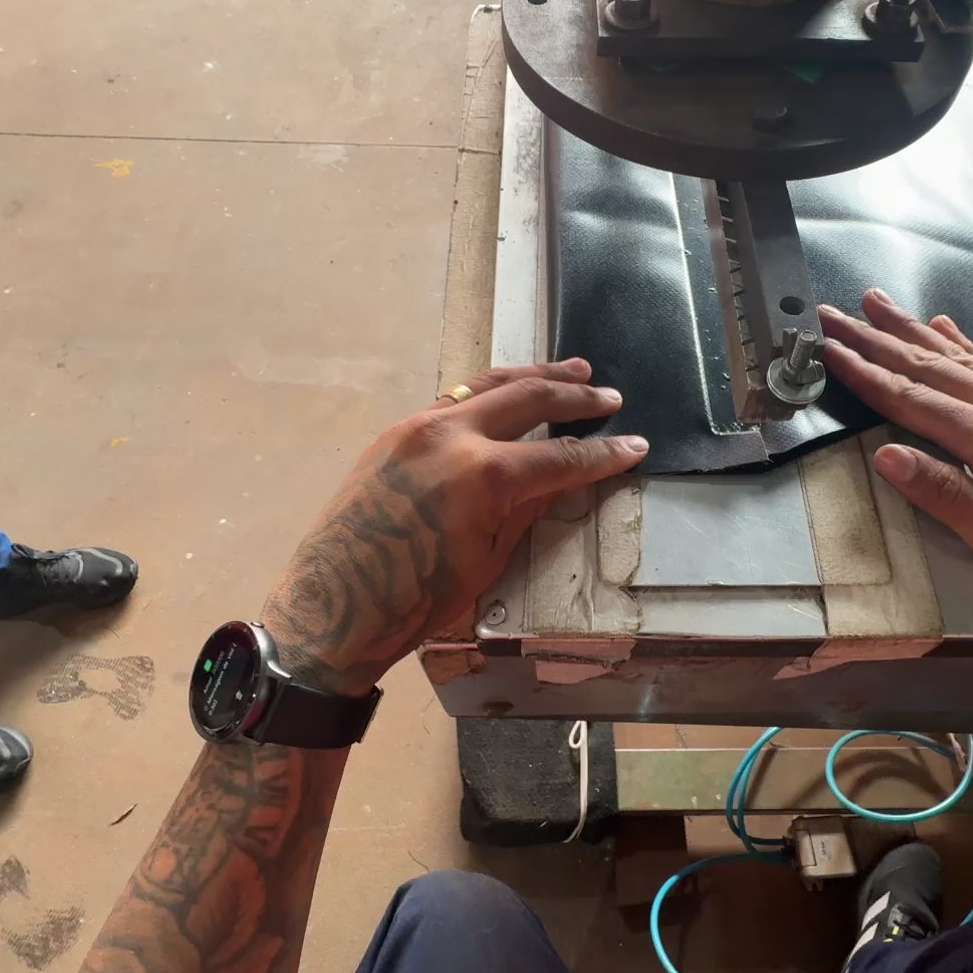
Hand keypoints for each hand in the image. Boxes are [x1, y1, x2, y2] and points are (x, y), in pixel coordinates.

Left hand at [261, 359, 648, 695]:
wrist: (337, 603)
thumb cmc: (420, 600)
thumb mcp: (490, 558)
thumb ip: (529, 507)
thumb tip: (565, 477)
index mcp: (484, 475)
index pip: (561, 457)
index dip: (604, 454)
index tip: (636, 445)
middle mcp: (452, 434)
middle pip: (528, 398)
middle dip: (575, 395)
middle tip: (608, 394)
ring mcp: (418, 426)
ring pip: (487, 384)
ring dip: (533, 376)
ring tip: (570, 369)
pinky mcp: (396, 432)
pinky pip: (454, 399)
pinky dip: (489, 392)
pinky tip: (507, 394)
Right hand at [819, 290, 972, 630]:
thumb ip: (944, 492)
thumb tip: (886, 455)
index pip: (912, 399)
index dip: (865, 374)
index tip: (829, 349)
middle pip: (928, 366)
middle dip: (876, 338)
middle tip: (836, 313)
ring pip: (957, 358)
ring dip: (911, 331)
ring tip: (879, 303)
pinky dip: (962, 344)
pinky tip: (947, 327)